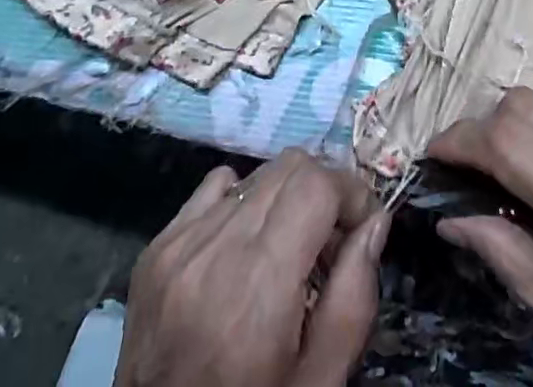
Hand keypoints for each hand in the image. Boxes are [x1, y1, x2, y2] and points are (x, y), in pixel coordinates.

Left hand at [115, 149, 389, 386]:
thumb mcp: (321, 378)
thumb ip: (355, 296)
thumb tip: (374, 222)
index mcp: (259, 284)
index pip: (315, 184)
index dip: (352, 194)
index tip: (363, 227)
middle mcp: (215, 248)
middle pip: (288, 167)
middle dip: (324, 192)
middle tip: (331, 243)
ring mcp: (179, 241)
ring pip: (254, 174)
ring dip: (286, 199)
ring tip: (289, 250)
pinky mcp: (157, 245)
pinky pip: (213, 189)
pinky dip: (242, 202)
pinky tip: (245, 246)